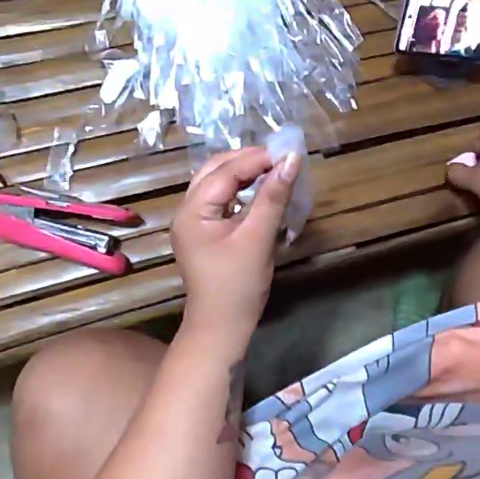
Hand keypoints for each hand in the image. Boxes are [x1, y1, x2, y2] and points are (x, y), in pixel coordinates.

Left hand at [172, 147, 299, 343]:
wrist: (222, 327)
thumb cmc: (238, 285)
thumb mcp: (258, 238)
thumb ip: (273, 197)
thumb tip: (292, 160)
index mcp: (192, 210)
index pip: (225, 171)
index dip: (256, 158)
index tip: (288, 152)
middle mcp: (186, 211)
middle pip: (216, 171)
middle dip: (247, 161)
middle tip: (281, 158)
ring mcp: (193, 223)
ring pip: (217, 184)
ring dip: (244, 174)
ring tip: (274, 169)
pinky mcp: (203, 233)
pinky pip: (220, 201)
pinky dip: (240, 191)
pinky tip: (260, 191)